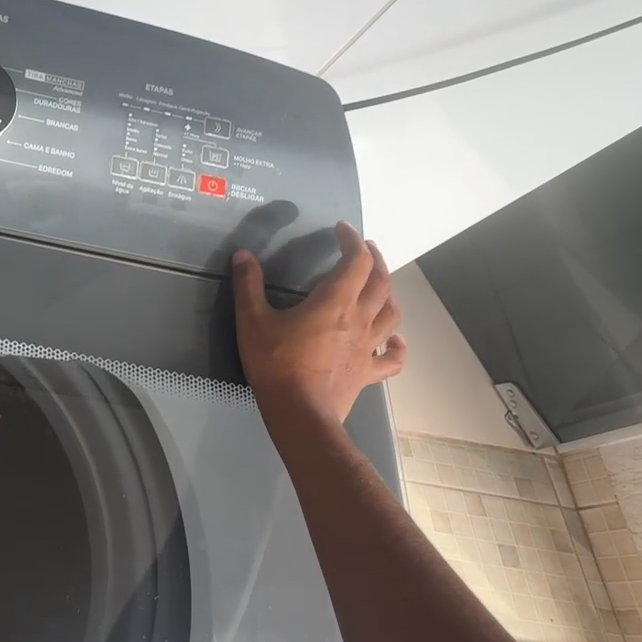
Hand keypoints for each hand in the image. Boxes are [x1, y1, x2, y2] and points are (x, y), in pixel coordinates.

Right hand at [231, 222, 404, 427]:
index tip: (341, 229)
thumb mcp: (251, 320)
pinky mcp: (368, 371)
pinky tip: (395, 339)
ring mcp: (368, 347)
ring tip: (379, 284)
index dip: (352, 241)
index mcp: (334, 302)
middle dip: (374, 260)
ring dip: (388, 293)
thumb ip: (248, 284)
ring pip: (391, 313)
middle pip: (380, 283)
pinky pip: (393, 357)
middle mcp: (359, 319)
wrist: (300, 412)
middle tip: (364, 247)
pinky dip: (397, 345)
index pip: (355, 262)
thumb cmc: (275, 362)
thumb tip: (243, 254)